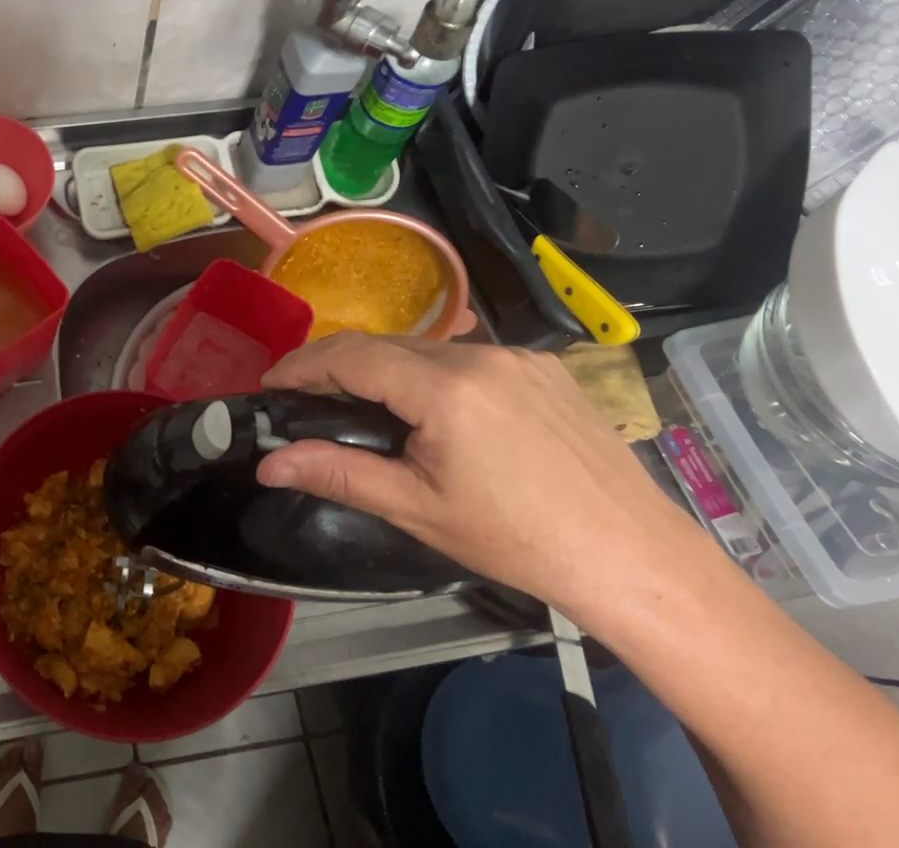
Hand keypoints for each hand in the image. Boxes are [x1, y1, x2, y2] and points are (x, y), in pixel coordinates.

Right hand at [255, 332, 720, 616]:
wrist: (630, 555)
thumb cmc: (515, 539)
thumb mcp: (416, 508)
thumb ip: (337, 474)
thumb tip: (268, 464)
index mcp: (447, 389)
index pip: (353, 355)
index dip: (302, 364)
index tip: (270, 384)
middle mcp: (483, 355)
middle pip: (387, 344)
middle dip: (337, 365)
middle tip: (305, 400)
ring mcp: (520, 357)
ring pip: (428, 349)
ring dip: (384, 368)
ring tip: (361, 407)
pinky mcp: (546, 368)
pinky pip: (468, 358)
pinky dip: (430, 373)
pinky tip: (430, 411)